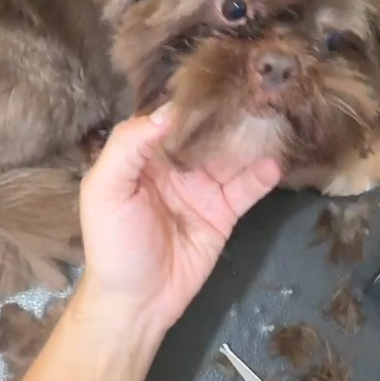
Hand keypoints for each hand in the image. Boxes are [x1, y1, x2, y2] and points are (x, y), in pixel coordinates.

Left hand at [76, 108, 281, 333]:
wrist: (136, 302)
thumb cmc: (112, 245)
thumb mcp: (104, 191)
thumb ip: (128, 147)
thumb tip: (168, 111)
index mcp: (143, 155)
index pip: (170, 117)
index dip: (192, 98)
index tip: (218, 78)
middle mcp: (175, 165)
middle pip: (207, 131)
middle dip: (230, 113)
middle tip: (258, 89)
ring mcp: (202, 189)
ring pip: (231, 156)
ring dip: (251, 139)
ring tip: (274, 118)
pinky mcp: (223, 213)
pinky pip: (246, 189)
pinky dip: (262, 176)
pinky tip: (274, 164)